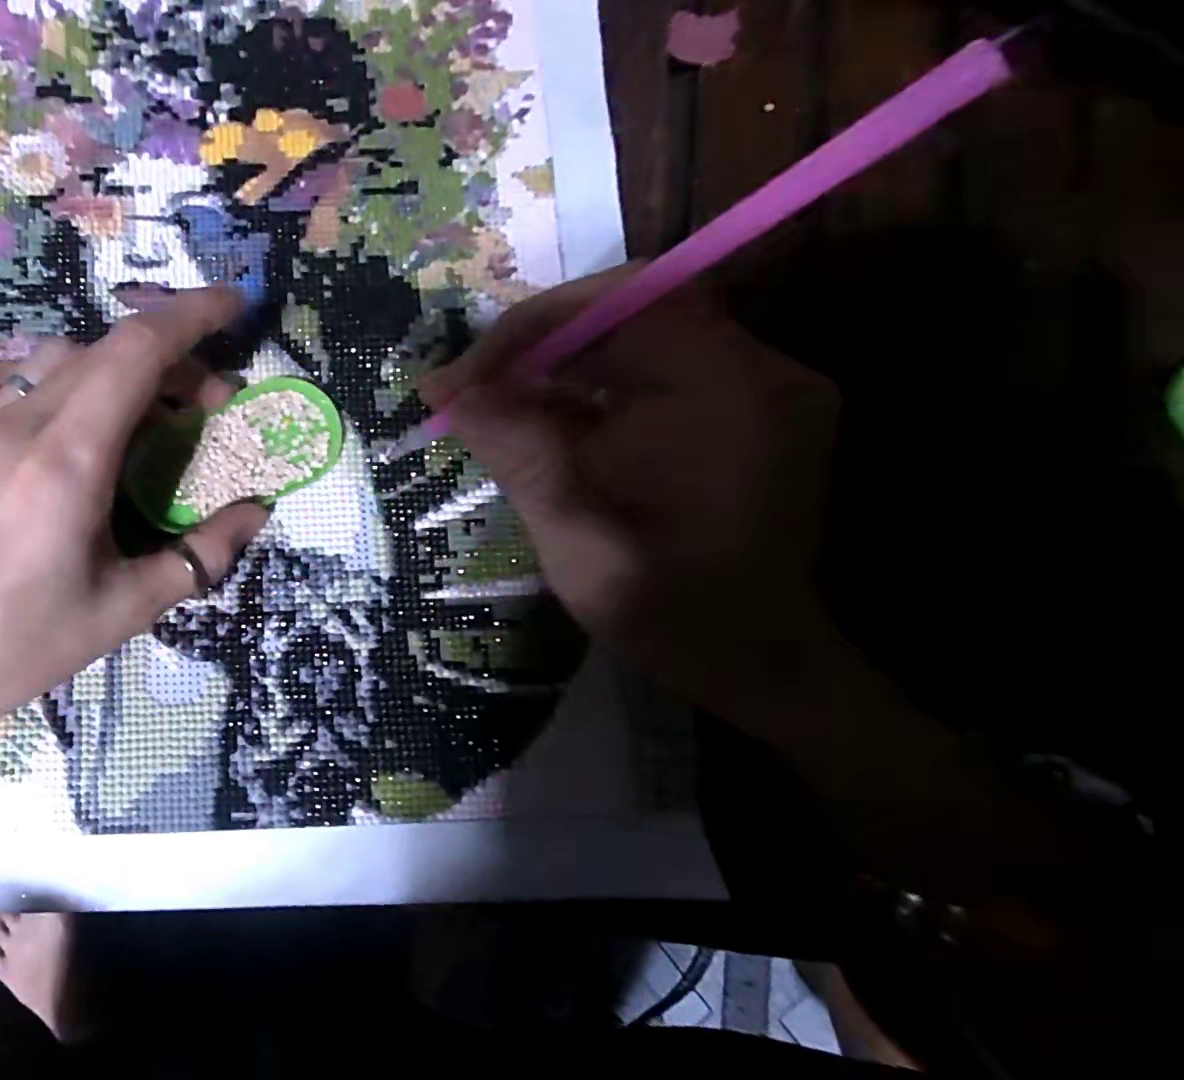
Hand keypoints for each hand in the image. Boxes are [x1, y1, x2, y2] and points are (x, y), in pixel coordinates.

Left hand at [0, 287, 268, 757]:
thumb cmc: (28, 644)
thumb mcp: (129, 607)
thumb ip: (202, 555)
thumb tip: (256, 512)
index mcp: (68, 460)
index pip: (137, 352)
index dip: (191, 317)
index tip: (233, 306)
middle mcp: (21, 425)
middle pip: (108, 349)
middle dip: (173, 358)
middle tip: (211, 405)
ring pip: (60, 355)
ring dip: (117, 365)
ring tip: (149, 410)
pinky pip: (4, 374)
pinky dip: (49, 374)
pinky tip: (64, 411)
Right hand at [420, 268, 842, 710]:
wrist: (750, 658)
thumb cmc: (661, 608)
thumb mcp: (570, 531)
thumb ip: (515, 448)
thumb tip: (446, 388)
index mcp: (726, 398)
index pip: (624, 303)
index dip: (532, 325)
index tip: (464, 375)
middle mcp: (758, 372)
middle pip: (631, 311)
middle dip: (536, 343)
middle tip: (468, 388)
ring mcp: (758, 387)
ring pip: (638, 336)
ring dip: (556, 364)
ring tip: (493, 404)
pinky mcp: (743, 407)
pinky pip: (654, 369)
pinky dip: (589, 385)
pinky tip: (544, 420)